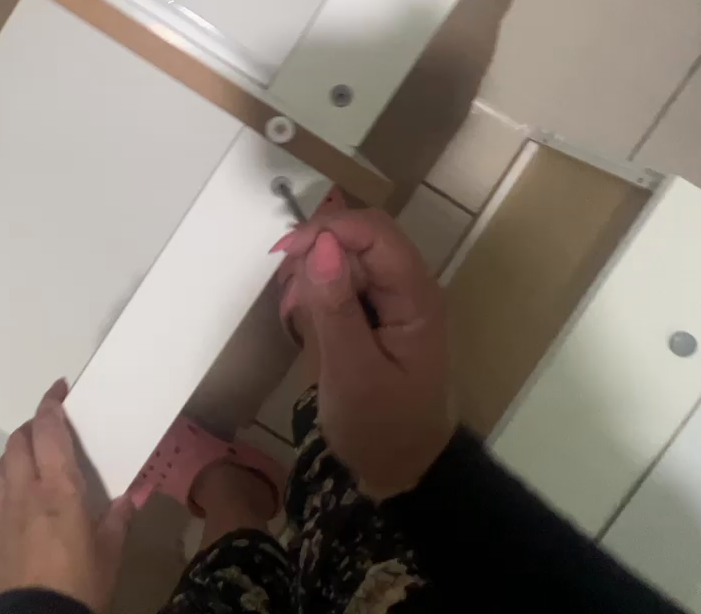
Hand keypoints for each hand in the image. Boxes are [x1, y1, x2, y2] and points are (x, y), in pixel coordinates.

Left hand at [0, 380, 135, 611]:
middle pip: (20, 439)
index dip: (51, 402)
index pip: (48, 428)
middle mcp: (24, 489)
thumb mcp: (109, 552)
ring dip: (16, 453)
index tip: (59, 388)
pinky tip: (13, 495)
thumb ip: (119, 517)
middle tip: (51, 429)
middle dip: (35, 426)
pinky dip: (2, 481)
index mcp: (58, 486)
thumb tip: (135, 494)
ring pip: (1, 463)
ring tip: (32, 460)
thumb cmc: (78, 585)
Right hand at [274, 208, 453, 498]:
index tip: (285, 254)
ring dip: (314, 273)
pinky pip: (344, 279)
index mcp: (416, 297)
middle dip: (317, 251)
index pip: (375, 233)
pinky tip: (304, 319)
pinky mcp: (379, 309)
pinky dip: (318, 291)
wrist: (404, 472)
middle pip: (360, 237)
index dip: (329, 229)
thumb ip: (335, 308)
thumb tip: (320, 245)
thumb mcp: (352, 374)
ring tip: (294, 315)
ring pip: (348, 254)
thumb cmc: (381, 429)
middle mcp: (409, 286)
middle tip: (286, 293)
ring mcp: (395, 297)